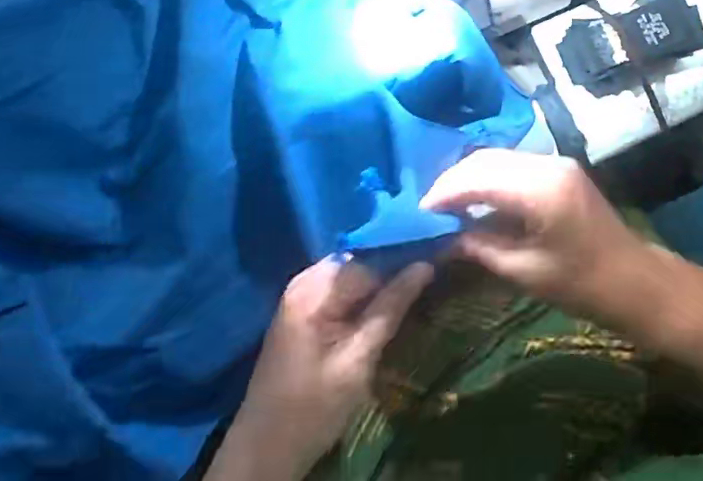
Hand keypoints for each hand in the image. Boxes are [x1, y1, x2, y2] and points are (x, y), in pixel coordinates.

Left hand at [206, 257, 432, 480]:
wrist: (262, 452)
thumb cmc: (312, 410)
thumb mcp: (358, 361)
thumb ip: (391, 308)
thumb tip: (426, 265)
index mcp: (315, 288)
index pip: (372, 257)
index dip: (407, 254)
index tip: (440, 252)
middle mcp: (306, 279)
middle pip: (363, 260)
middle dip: (397, 264)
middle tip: (434, 268)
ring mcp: (302, 292)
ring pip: (356, 272)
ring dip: (384, 278)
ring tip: (420, 280)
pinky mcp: (304, 308)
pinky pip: (344, 287)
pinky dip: (367, 291)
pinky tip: (390, 300)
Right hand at [420, 150, 661, 328]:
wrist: (635, 280)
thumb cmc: (582, 285)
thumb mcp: (525, 271)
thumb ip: (480, 247)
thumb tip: (442, 237)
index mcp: (541, 188)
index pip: (479, 177)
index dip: (445, 192)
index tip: (419, 212)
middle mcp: (548, 163)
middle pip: (486, 159)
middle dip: (454, 180)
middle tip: (428, 208)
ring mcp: (556, 162)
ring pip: (499, 158)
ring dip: (470, 177)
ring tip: (446, 206)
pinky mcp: (560, 169)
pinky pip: (514, 165)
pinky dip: (490, 179)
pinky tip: (475, 201)